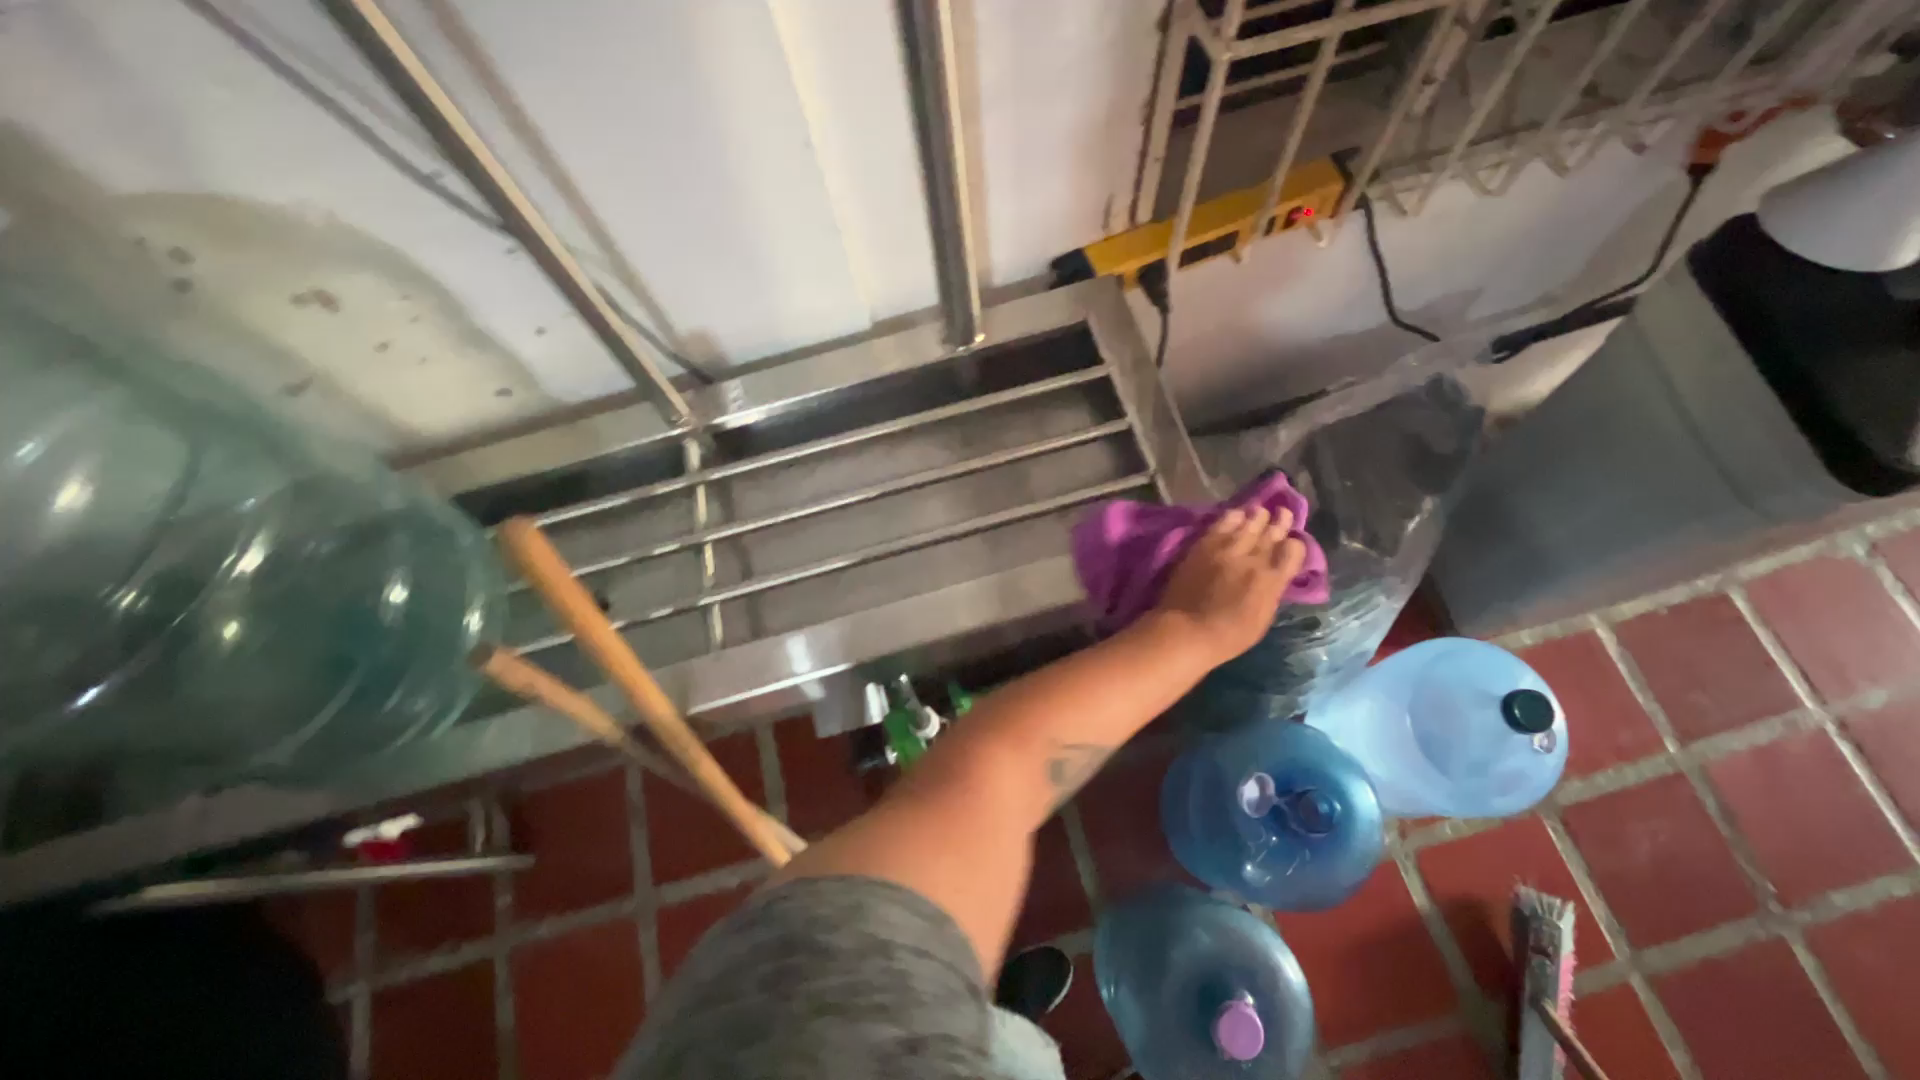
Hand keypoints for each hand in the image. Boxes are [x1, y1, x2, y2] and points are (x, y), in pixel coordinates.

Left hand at [1153, 506, 1307, 664]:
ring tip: (1261, 511)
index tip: (1291, 543)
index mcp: (1272, 580)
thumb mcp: (1263, 618)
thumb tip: (1274, 577)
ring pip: (1247, 524)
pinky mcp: (1203, 546)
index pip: (1292, 551)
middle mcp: (1253, 559)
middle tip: (1283, 512)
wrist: (1187, 630)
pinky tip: (1236, 513)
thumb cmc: (1228, 636)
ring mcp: (1227, 550)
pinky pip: (1221, 525)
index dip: (1294, 545)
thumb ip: (1271, 592)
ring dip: (1256, 517)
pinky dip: (1231, 518)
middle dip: (1279, 522)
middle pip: (1270, 533)